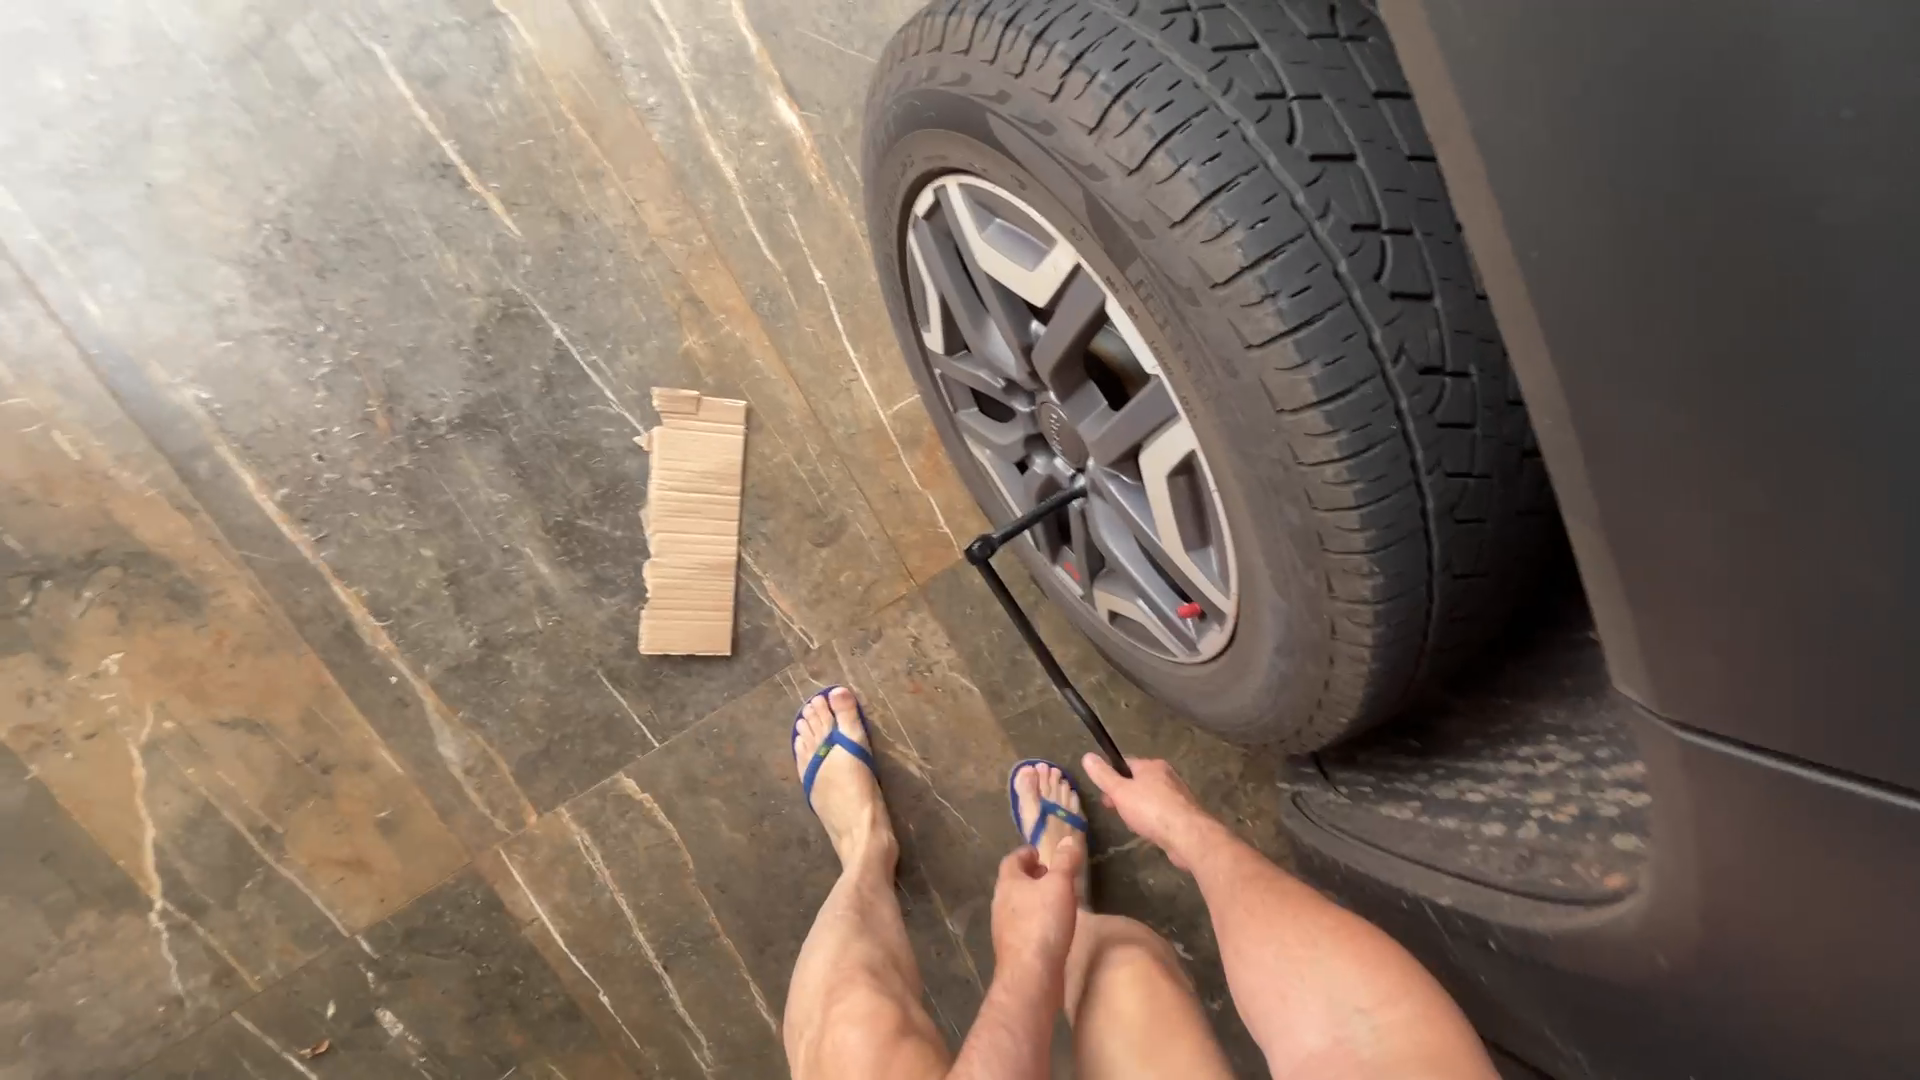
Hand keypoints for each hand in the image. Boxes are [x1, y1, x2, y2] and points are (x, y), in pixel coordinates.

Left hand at [988, 838, 1083, 978]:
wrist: (1030, 977)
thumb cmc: (1043, 923)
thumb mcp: (1060, 885)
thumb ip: (1065, 861)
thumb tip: (1069, 838)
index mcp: (1008, 883)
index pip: (1012, 860)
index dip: (1026, 853)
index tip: (1040, 852)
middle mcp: (1000, 903)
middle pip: (1014, 883)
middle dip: (1031, 876)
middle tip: (1051, 874)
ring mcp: (1004, 929)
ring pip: (1018, 906)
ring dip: (1034, 899)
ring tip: (1056, 900)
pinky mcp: (1013, 951)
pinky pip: (1024, 927)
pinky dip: (1036, 920)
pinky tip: (1053, 928)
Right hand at [1081, 754, 1218, 869]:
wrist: (1189, 837)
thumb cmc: (1151, 810)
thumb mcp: (1120, 791)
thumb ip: (1103, 775)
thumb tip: (1087, 756)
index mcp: (1152, 766)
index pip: (1126, 764)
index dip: (1111, 777)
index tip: (1104, 794)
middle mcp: (1167, 776)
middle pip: (1138, 782)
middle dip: (1124, 796)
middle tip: (1115, 811)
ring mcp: (1179, 795)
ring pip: (1150, 799)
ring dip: (1138, 810)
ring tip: (1132, 825)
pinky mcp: (1185, 815)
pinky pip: (1162, 813)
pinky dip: (1153, 820)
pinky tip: (1149, 833)